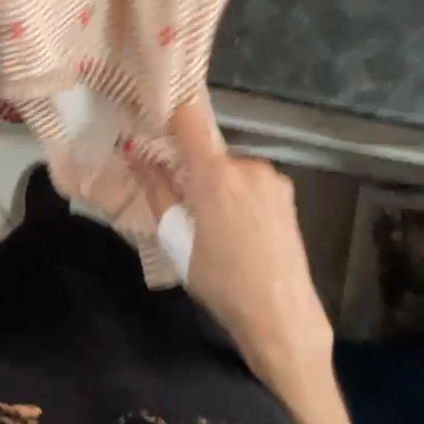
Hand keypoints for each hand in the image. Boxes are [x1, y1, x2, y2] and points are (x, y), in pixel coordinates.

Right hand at [143, 94, 333, 390]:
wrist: (279, 313)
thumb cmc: (219, 279)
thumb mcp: (175, 238)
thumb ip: (157, 190)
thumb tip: (137, 155)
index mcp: (216, 173)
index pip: (190, 119)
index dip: (170, 110)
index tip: (152, 114)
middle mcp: (248, 166)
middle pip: (209, 151)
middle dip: (191, 168)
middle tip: (180, 203)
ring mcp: (273, 179)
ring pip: (231, 170)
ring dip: (216, 186)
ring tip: (211, 228)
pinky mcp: (287, 196)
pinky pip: (251, 184)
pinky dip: (237, 197)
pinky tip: (237, 232)